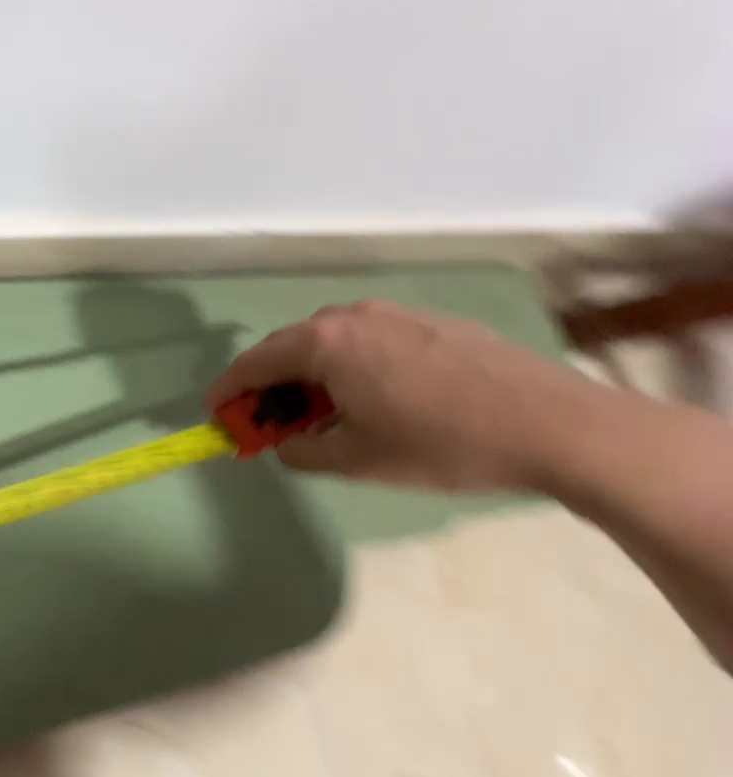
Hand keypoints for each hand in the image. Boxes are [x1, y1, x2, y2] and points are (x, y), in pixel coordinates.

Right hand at [206, 300, 607, 490]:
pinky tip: (373, 396)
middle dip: (268, 382)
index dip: (227, 390)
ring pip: (331, 340)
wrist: (561, 427)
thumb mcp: (357, 461)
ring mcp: (397, 315)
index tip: (215, 413)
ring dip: (311, 371)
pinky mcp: (436, 323)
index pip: (253, 363)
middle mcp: (352, 317)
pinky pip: (370, 339)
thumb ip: (302, 452)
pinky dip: (351, 364)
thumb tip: (285, 445)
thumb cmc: (443, 444)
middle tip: (266, 418)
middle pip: (288, 346)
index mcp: (324, 345)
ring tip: (321, 409)